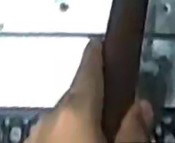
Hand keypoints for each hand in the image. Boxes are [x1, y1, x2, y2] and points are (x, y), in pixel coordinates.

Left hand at [30, 39, 153, 142]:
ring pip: (59, 122)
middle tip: (113, 115)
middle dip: (93, 102)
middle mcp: (49, 117)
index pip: (89, 67)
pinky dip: (61, 140)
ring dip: (76, 127)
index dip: (98, 52)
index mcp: (74, 109)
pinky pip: (48, 138)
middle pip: (75, 97)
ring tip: (98, 139)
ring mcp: (32, 137)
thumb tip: (142, 105)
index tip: (100, 41)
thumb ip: (133, 130)